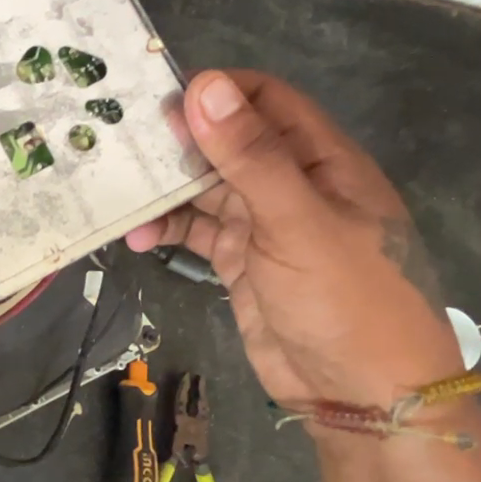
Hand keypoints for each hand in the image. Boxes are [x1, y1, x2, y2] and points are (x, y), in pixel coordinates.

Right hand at [126, 70, 461, 412]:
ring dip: (164, 191)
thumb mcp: (297, 222)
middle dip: (176, 141)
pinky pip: (196, 230)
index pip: (266, 101)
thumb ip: (250, 156)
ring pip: (204, 188)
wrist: (361, 395)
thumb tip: (203, 86)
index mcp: (322, 161)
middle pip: (226, 142)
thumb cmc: (346, 300)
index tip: (156, 100)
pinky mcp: (241, 260)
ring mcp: (264, 224)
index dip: (215, 92)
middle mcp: (292, 184)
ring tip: (120, 197)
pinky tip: (140, 240)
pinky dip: (167, 230)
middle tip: (119, 147)